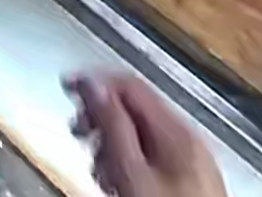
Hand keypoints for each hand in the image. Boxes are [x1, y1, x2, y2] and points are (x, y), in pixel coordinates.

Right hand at [65, 73, 226, 196]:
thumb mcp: (129, 167)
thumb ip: (110, 120)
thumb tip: (90, 83)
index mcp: (179, 132)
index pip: (128, 82)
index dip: (93, 79)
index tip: (68, 86)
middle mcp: (190, 142)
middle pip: (130, 107)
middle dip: (97, 115)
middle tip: (79, 128)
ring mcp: (192, 163)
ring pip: (136, 131)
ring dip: (108, 141)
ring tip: (98, 163)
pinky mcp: (189, 182)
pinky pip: (148, 154)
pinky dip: (125, 158)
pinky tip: (116, 176)